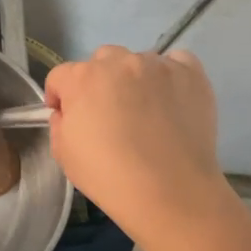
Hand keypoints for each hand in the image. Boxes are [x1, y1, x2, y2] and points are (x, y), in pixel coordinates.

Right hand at [43, 46, 234, 229]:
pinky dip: (169, 75)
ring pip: (138, 61)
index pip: (61, 76)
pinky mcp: (191, 74)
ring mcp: (158, 65)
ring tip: (145, 111)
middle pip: (101, 61)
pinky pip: (175, 62)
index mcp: (82, 79)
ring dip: (133, 79)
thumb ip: (59, 124)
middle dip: (98, 82)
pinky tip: (170, 99)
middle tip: (108, 114)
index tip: (67, 117)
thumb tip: (67, 113)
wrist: (169, 190)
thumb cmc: (108, 176)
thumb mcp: (64, 154)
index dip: (60, 97)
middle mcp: (119, 62)